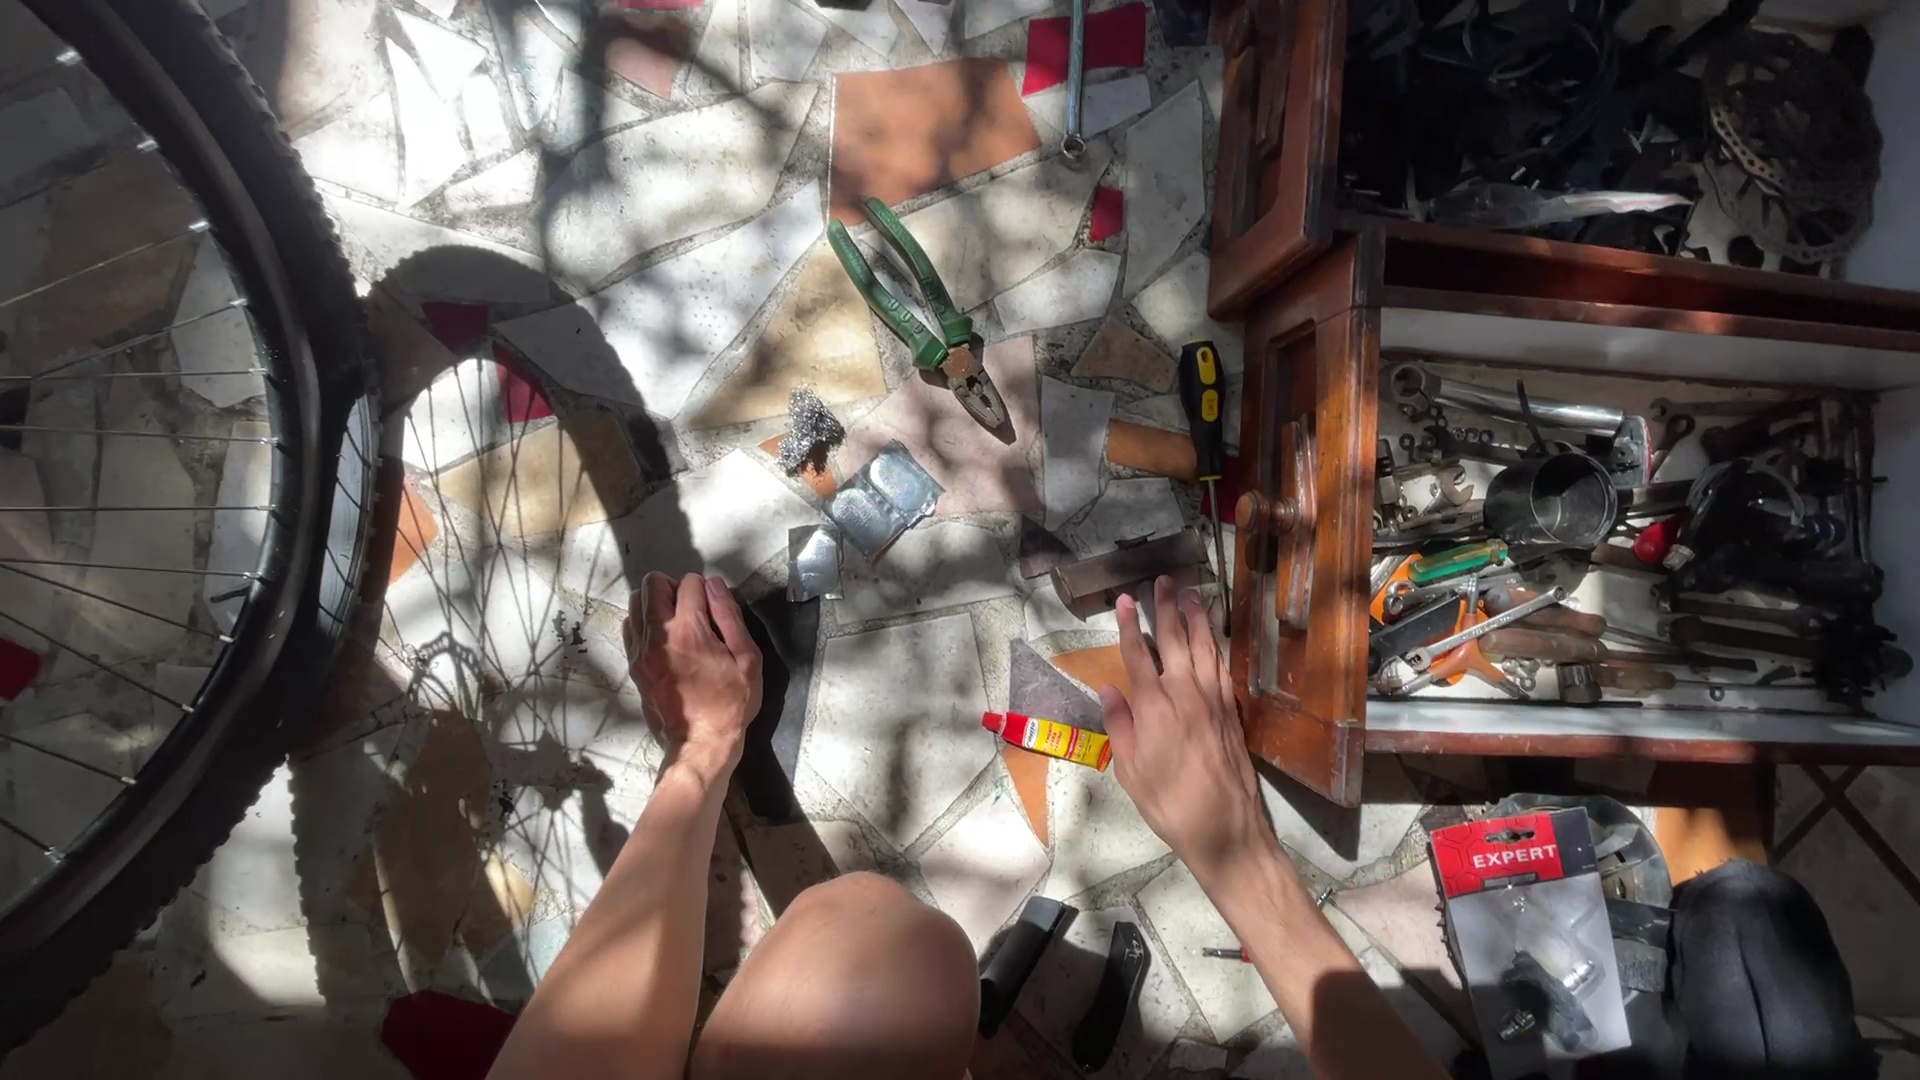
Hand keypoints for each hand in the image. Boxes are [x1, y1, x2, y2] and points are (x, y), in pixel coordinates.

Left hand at [624, 572, 762, 771]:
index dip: (705, 587)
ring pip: (635, 602)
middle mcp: (656, 635)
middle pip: (652, 585)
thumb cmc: (731, 701)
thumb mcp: (747, 659)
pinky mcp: (633, 664)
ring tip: (677, 620)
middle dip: (674, 586)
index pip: (688, 583)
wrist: (700, 743)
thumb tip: (714, 585)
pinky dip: (644, 620)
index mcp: (688, 631)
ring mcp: (639, 651)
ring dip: (657, 601)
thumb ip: (730, 617)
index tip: (714, 606)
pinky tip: (664, 636)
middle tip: (693, 607)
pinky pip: (629, 626)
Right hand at [1100, 577, 1276, 883]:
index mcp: (1154, 708)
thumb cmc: (1168, 803)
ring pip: (1204, 648)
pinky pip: (1223, 668)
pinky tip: (1215, 635)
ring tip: (1191, 593)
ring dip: (1196, 618)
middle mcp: (1185, 695)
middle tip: (1162, 580)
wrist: (1225, 829)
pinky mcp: (1231, 712)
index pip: (1138, 655)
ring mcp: (1213, 701)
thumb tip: (1108, 688)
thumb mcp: (1130, 770)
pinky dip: (1217, 645)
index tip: (1126, 599)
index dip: (1130, 625)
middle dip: (1166, 608)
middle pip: (1175, 641)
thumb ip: (1119, 725)